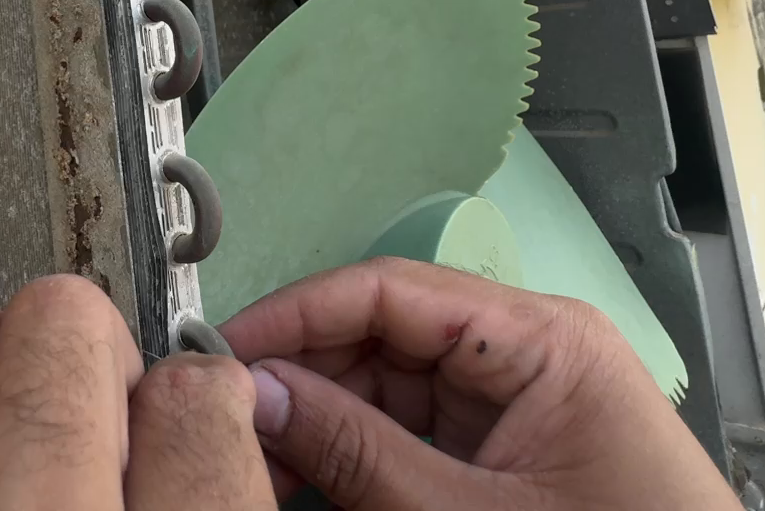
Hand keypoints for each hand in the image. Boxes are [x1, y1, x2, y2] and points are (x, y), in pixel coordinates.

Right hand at [221, 257, 739, 510]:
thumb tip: (250, 391)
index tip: (226, 344)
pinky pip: (408, 426)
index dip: (300, 311)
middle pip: (382, 332)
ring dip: (321, 415)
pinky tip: (305, 475)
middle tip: (233, 416)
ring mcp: (510, 397)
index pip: (390, 289)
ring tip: (259, 456)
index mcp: (538, 337)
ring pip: (386, 381)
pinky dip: (354, 449)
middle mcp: (520, 348)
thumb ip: (357, 453)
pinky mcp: (501, 444)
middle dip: (304, 372)